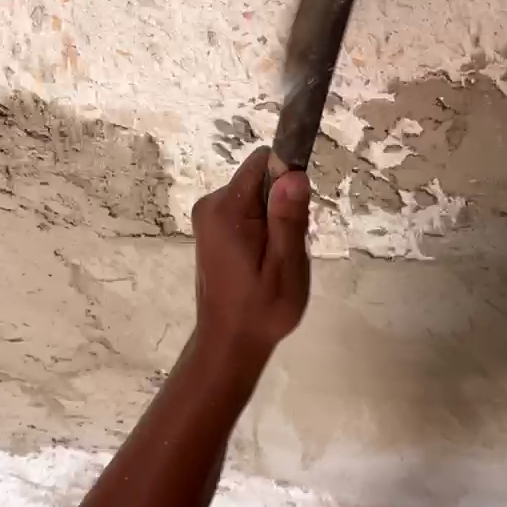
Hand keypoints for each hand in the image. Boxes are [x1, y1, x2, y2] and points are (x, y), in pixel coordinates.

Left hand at [187, 147, 311, 365]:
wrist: (228, 345)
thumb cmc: (261, 310)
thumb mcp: (285, 267)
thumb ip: (288, 219)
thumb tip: (294, 173)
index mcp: (227, 209)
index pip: (265, 161)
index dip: (288, 178)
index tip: (297, 212)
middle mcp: (212, 204)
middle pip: (261, 177)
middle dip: (283, 203)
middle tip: (288, 246)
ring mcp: (209, 216)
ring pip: (257, 194)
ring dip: (274, 217)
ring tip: (276, 257)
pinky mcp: (212, 227)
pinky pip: (247, 208)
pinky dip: (263, 227)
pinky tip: (265, 259)